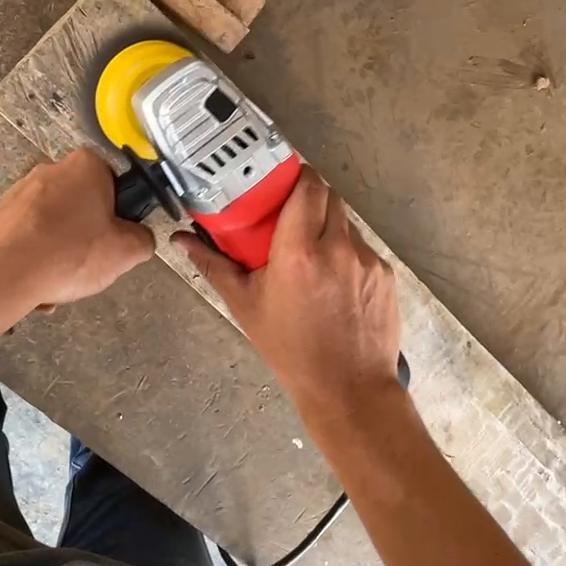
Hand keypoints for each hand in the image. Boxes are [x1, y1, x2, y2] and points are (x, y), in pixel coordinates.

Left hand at [0, 148, 155, 317]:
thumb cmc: (67, 254)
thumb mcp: (126, 252)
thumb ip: (143, 239)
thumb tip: (139, 239)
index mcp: (87, 165)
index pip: (115, 186)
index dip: (118, 218)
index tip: (114, 241)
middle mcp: (51, 169)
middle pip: (82, 206)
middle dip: (86, 237)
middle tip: (89, 264)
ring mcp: (20, 191)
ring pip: (54, 226)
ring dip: (59, 253)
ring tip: (58, 281)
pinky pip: (28, 238)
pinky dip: (34, 259)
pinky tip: (35, 284)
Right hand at [177, 169, 400, 418]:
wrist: (349, 390)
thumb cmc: (290, 349)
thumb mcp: (245, 305)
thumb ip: (213, 265)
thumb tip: (180, 240)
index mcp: (299, 251)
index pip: (306, 186)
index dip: (296, 175)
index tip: (282, 181)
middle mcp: (336, 247)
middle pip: (328, 194)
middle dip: (310, 195)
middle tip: (291, 211)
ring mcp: (366, 259)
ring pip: (346, 220)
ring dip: (328, 224)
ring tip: (312, 250)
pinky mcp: (385, 273)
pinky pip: (363, 247)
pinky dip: (347, 251)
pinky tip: (335, 279)